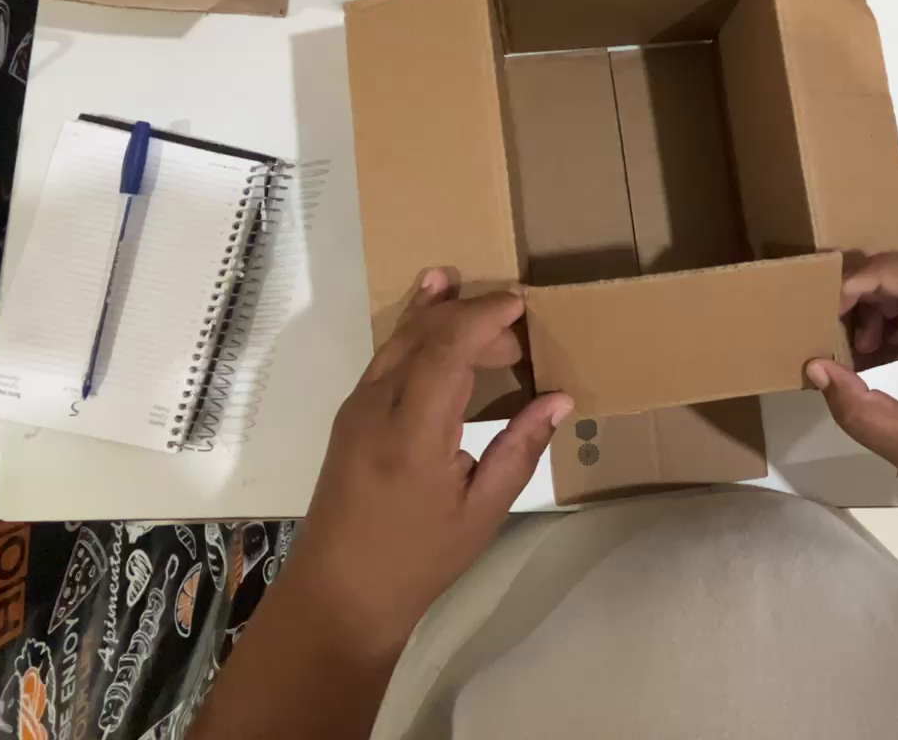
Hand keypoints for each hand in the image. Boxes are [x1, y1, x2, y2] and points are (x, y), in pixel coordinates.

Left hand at [294, 269, 572, 661]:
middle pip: (424, 335)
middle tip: (520, 338)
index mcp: (412, 436)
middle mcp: (376, 408)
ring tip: (489, 309)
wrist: (337, 594)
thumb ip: (521, 449)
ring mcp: (357, 406)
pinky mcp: (351, 411)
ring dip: (445, 316)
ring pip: (401, 338)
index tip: (520, 303)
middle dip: (475, 319)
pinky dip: (417, 328)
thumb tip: (560, 398)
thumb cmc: (417, 560)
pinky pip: (388, 354)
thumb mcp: (482, 513)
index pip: (445, 351)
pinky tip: (433, 306)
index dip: (482, 318)